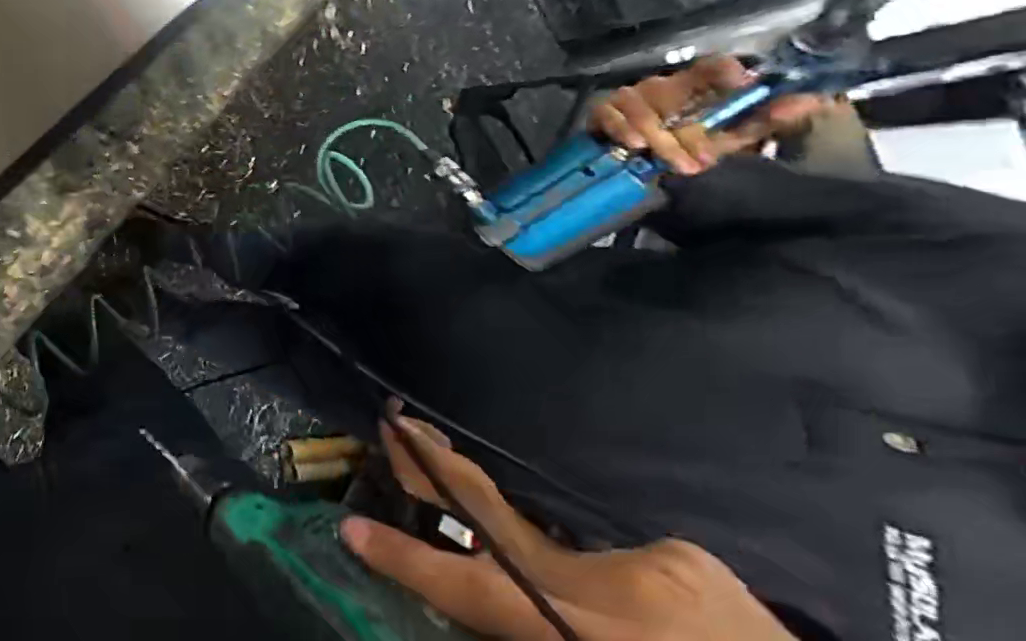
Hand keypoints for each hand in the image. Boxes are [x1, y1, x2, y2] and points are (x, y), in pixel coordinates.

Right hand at [341, 417, 792, 640]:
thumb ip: (533, 624)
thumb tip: (485, 593)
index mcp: (579, 632)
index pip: (471, 590)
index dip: (406, 560)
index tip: (353, 530)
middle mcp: (613, 595)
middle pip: (497, 517)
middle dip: (439, 469)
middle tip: (398, 426)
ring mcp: (657, 566)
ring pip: (562, 544)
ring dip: (540, 551)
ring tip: (577, 590)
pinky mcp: (692, 559)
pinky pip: (619, 558)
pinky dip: (613, 581)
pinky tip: (651, 617)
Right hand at [588, 55, 833, 175]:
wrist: (648, 169)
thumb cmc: (695, 148)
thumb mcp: (735, 137)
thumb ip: (766, 120)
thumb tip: (810, 100)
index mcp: (698, 87)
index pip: (711, 67)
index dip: (722, 71)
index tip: (741, 81)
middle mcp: (663, 86)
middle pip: (670, 91)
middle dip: (687, 131)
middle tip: (705, 161)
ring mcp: (630, 97)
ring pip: (641, 108)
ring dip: (661, 140)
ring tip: (678, 165)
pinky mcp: (603, 111)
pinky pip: (609, 114)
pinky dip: (622, 129)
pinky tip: (636, 146)